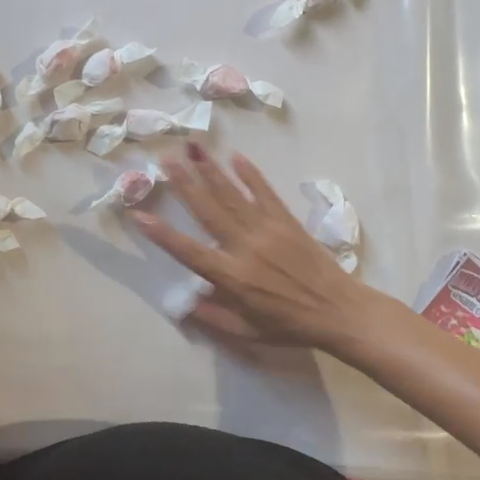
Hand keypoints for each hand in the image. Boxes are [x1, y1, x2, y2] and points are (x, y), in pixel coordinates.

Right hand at [133, 145, 382, 353]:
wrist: (340, 312)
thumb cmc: (290, 325)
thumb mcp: (246, 332)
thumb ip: (212, 317)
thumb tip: (183, 303)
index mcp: (233, 277)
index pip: (190, 252)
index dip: (163, 234)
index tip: (139, 215)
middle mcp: (247, 248)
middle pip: (209, 211)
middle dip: (185, 183)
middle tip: (165, 158)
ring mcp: (268, 231)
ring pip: (232, 195)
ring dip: (210, 170)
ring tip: (191, 148)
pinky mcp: (287, 222)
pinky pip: (265, 193)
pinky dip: (250, 174)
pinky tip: (234, 157)